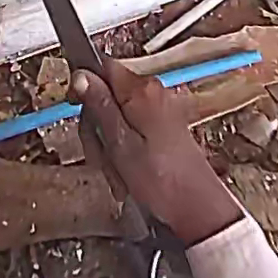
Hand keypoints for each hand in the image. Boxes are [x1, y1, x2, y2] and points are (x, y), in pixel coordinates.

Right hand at [72, 59, 243, 244]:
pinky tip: (126, 171)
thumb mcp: (120, 144)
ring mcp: (160, 108)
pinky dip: (124, 146)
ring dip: (109, 141)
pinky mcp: (164, 125)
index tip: (76, 105)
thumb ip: (99, 106)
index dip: (84, 83)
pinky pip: (132, 126)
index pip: (102, 65)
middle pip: (107, 92)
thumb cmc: (163, 182)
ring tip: (115, 170)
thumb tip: (81, 75)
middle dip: (96, 124)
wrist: (201, 212)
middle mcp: (153, 92)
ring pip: (117, 113)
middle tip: (99, 153)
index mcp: (141, 91)